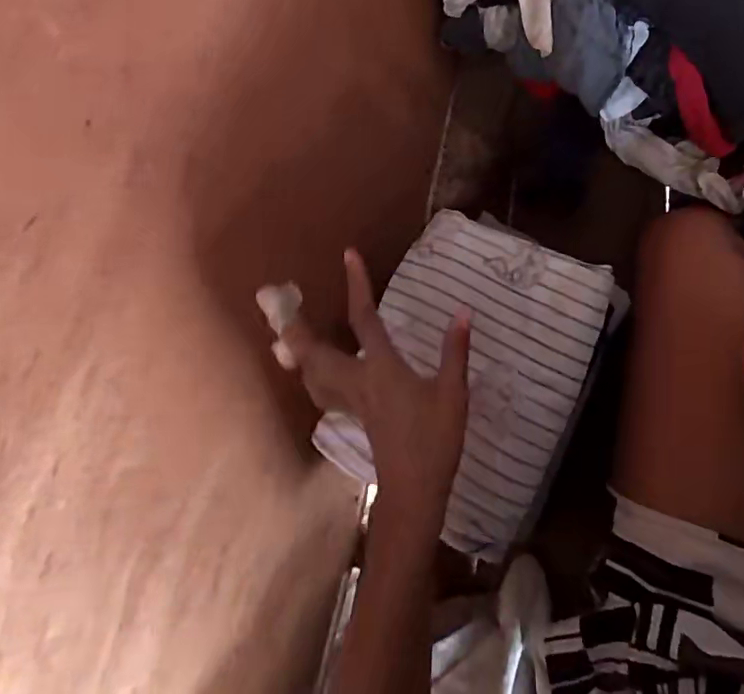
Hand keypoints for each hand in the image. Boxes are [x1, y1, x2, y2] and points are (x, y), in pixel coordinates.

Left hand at [271, 249, 471, 518]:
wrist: (415, 488)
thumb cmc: (435, 438)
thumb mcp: (453, 391)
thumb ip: (456, 350)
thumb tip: (463, 311)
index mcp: (382, 368)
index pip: (365, 318)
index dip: (357, 284)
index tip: (348, 255)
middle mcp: (358, 381)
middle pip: (316, 353)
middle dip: (297, 330)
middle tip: (281, 309)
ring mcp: (353, 402)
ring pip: (314, 375)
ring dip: (299, 353)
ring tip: (290, 337)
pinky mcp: (356, 416)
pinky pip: (325, 391)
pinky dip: (314, 376)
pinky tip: (318, 375)